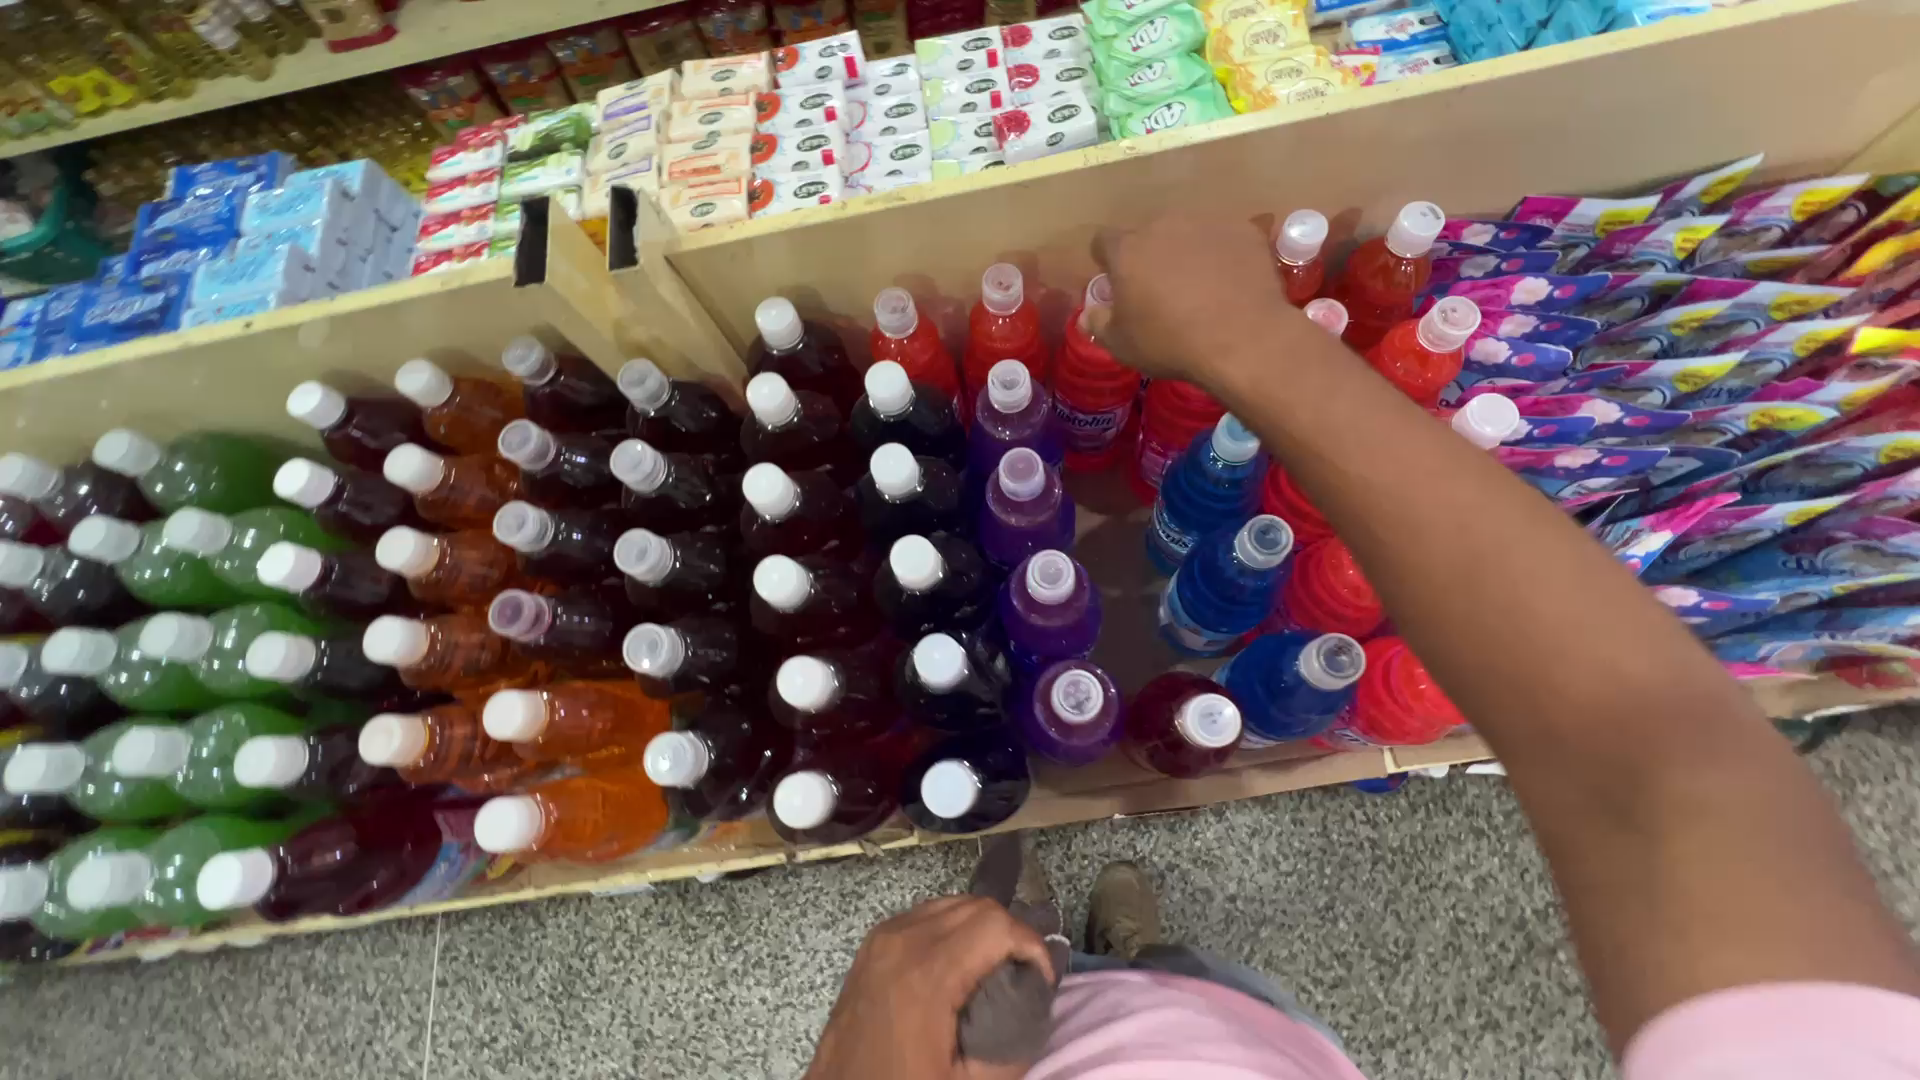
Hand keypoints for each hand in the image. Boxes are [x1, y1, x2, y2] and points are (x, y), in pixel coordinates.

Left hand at [805, 895, 1055, 1079]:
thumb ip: (1009, 1045)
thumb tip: (1035, 1007)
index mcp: (925, 972)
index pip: (995, 923)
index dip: (1030, 944)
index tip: (1041, 980)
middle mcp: (902, 939)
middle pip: (976, 906)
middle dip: (1010, 934)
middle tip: (1024, 976)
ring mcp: (883, 936)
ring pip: (952, 902)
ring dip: (981, 927)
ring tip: (995, 969)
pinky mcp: (872, 942)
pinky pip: (926, 914)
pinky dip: (952, 927)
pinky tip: (959, 964)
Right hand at [1085, 213, 1318, 390]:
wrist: (1242, 339)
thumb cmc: (1170, 343)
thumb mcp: (1122, 345)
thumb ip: (1099, 324)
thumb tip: (1088, 314)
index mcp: (1127, 251)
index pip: (1103, 242)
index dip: (1107, 262)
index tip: (1117, 284)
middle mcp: (1163, 226)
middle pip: (1148, 236)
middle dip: (1149, 258)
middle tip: (1160, 293)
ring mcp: (1206, 223)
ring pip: (1187, 234)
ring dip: (1186, 254)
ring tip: (1200, 290)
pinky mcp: (1243, 230)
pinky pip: (1224, 240)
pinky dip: (1222, 257)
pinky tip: (1230, 285)